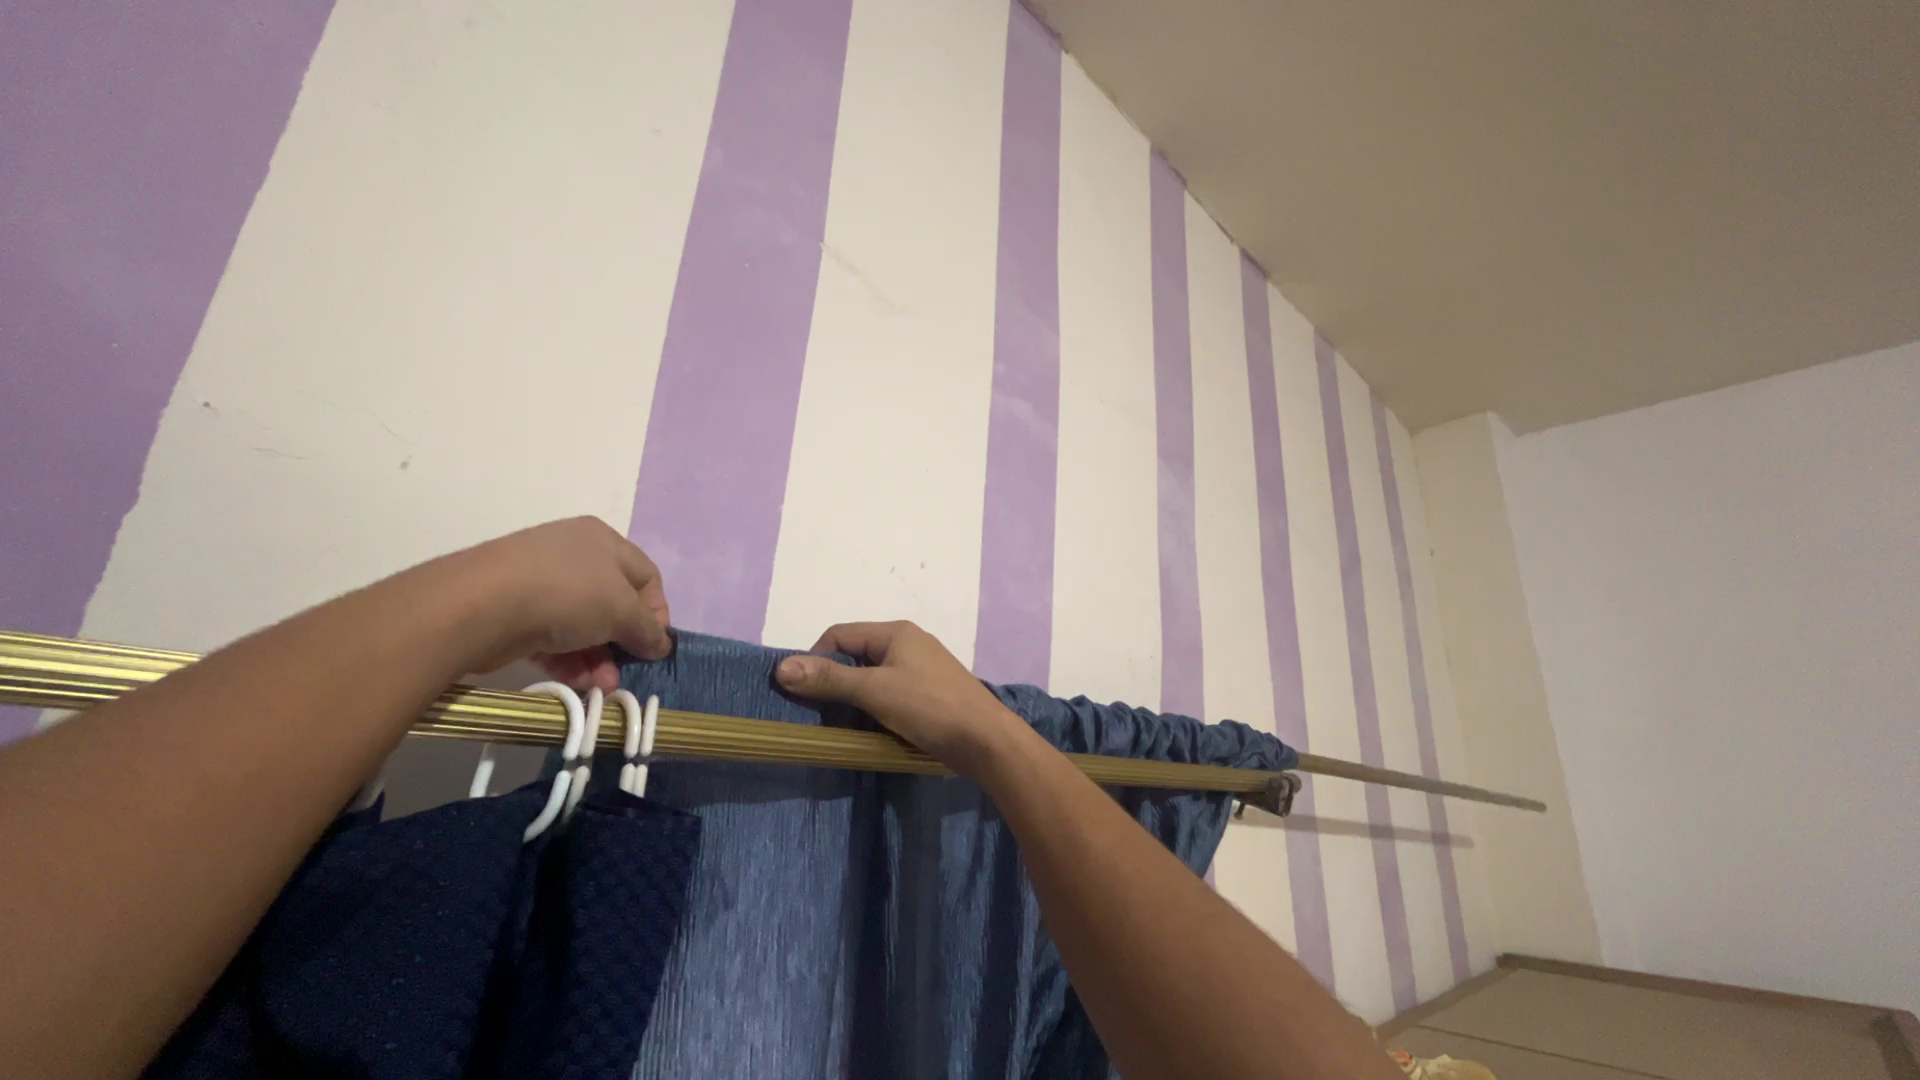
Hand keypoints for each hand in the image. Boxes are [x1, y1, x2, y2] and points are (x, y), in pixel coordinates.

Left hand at [445, 516, 671, 690]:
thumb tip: (661, 645)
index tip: (655, 646)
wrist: (479, 605)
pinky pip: (552, 637)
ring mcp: (540, 582)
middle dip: (623, 645)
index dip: (657, 613)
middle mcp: (574, 555)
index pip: (646, 578)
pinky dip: (568, 660)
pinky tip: (577, 683)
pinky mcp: (514, 611)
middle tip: (626, 674)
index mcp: (603, 541)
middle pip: (613, 605)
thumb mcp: (622, 610)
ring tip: (601, 687)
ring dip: (598, 660)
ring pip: (583, 625)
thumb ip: (648, 630)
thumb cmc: (567, 594)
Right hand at [774, 621, 1025, 774]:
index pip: (839, 635)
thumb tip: (781, 667)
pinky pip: (890, 695)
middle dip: (834, 682)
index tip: (801, 693)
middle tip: (819, 714)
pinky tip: (871, 731)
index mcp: (895, 632)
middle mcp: (908, 644)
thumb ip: (829, 679)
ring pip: (872, 679)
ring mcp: (921, 670)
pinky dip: (875, 710)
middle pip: (855, 656)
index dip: (815, 659)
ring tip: (843, 726)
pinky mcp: (929, 695)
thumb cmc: (930, 707)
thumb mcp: (875, 691)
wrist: (986, 741)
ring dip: (854, 699)